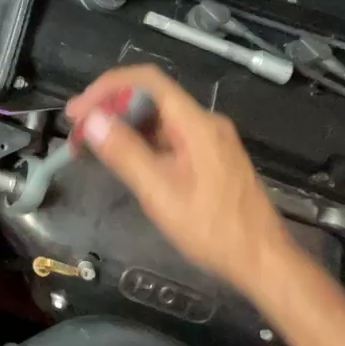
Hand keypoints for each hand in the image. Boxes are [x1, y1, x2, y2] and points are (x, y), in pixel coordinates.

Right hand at [66, 65, 291, 293]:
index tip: (78, 111)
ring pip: (157, 118)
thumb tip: (91, 119)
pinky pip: (168, 135)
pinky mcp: (211, 157)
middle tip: (78, 133)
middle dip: (109, 109)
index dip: (106, 87)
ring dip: (122, 126)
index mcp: (195, 123)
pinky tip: (124, 161)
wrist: (266, 265)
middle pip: (149, 97)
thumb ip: (124, 151)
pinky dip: (140, 141)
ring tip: (92, 148)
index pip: (146, 80)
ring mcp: (210, 140)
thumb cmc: (212, 229)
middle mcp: (205, 122)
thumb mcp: (159, 192)